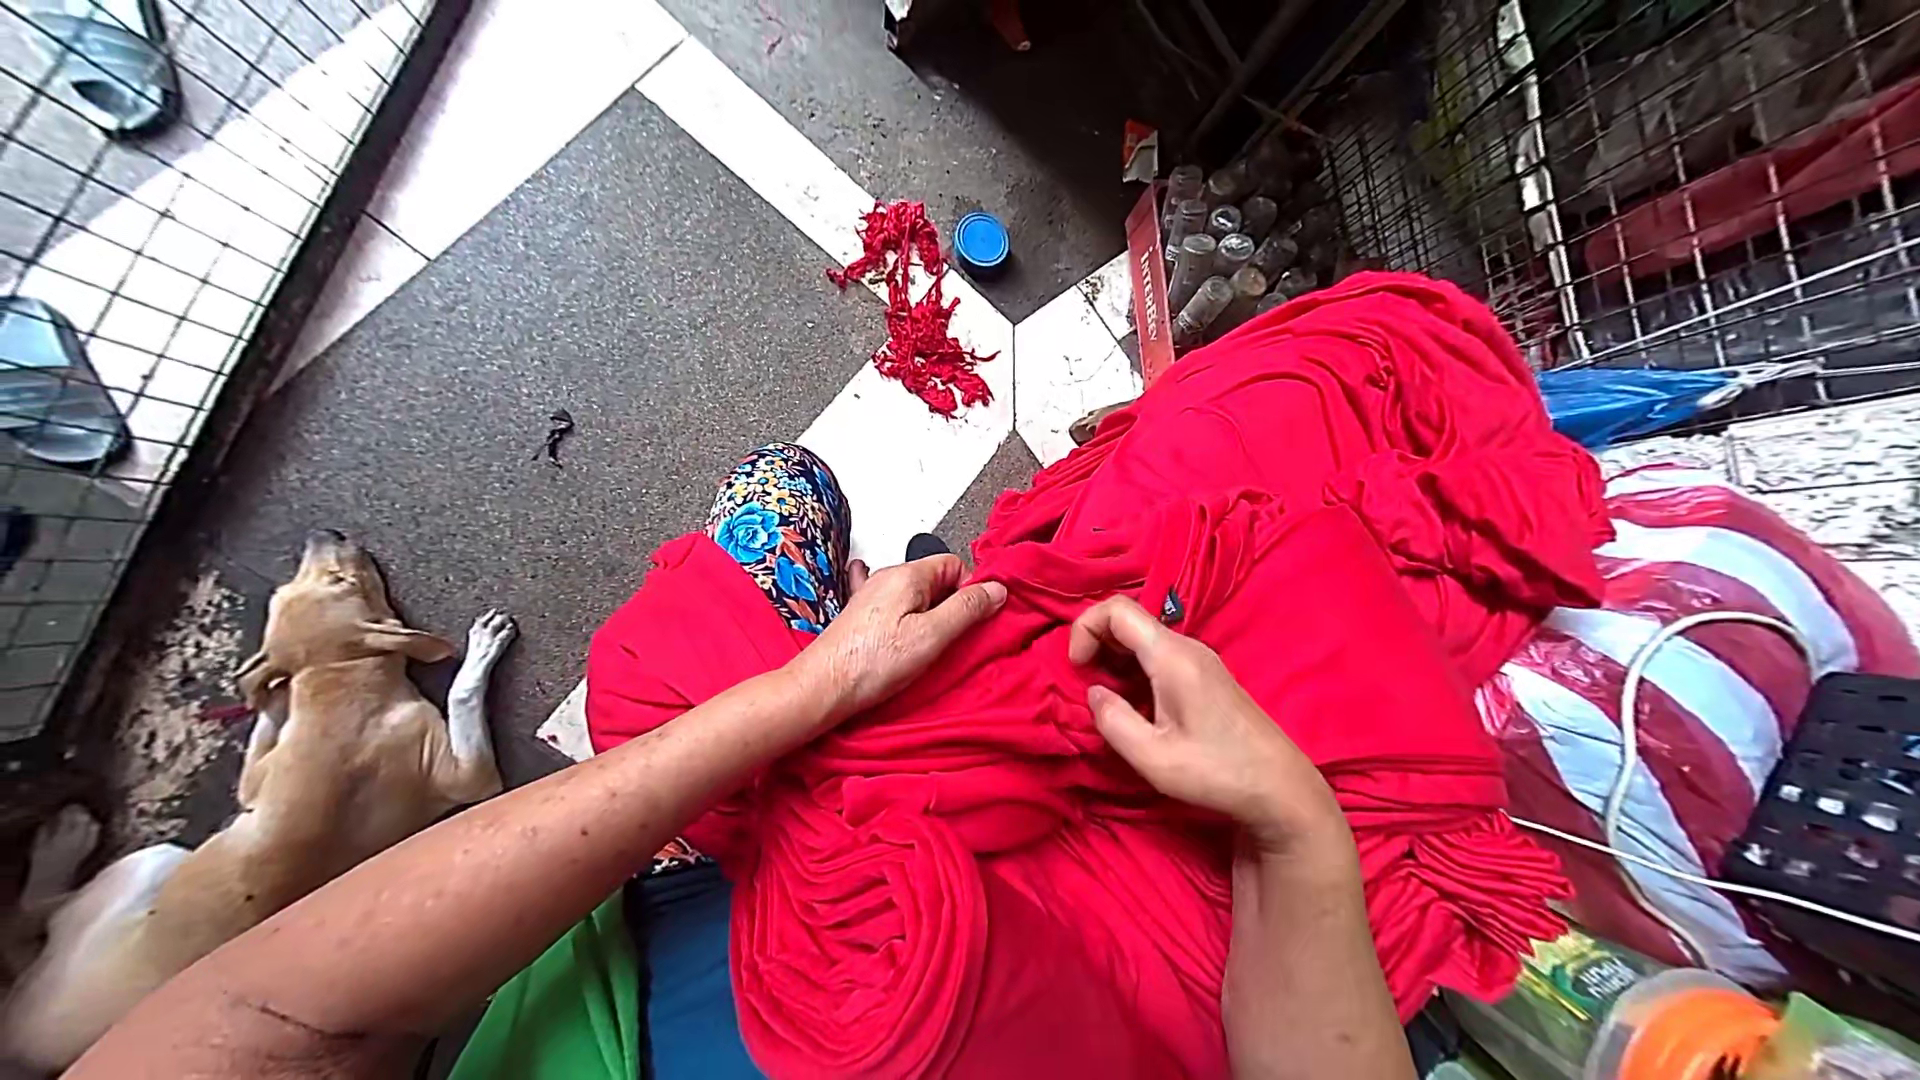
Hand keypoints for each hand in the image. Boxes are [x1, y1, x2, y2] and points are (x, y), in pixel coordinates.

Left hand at [791, 555, 1006, 726]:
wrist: (822, 687)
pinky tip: (904, 636)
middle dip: (952, 606)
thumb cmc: (870, 664)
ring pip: (917, 597)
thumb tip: (996, 589)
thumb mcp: (931, 636)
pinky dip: (907, 621)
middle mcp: (886, 578)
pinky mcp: (863, 617)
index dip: (970, 588)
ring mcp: (872, 596)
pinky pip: (896, 609)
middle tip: (953, 638)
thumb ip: (967, 609)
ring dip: (930, 618)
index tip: (976, 616)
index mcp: (906, 575)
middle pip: (936, 580)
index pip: (954, 563)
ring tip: (928, 649)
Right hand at [1068, 596, 1348, 858]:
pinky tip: (1136, 705)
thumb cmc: (1218, 773)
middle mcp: (1186, 647)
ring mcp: (1198, 659)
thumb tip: (1094, 693)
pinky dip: (1133, 668)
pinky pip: (1157, 654)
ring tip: (1111, 701)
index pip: (1117, 609)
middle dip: (1096, 644)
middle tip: (1088, 686)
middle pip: (1128, 619)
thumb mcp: (1153, 758)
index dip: (1085, 627)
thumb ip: (1113, 721)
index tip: (1078, 667)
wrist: (1282, 789)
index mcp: (1172, 657)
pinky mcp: (1204, 674)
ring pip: (1141, 637)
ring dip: (1114, 659)